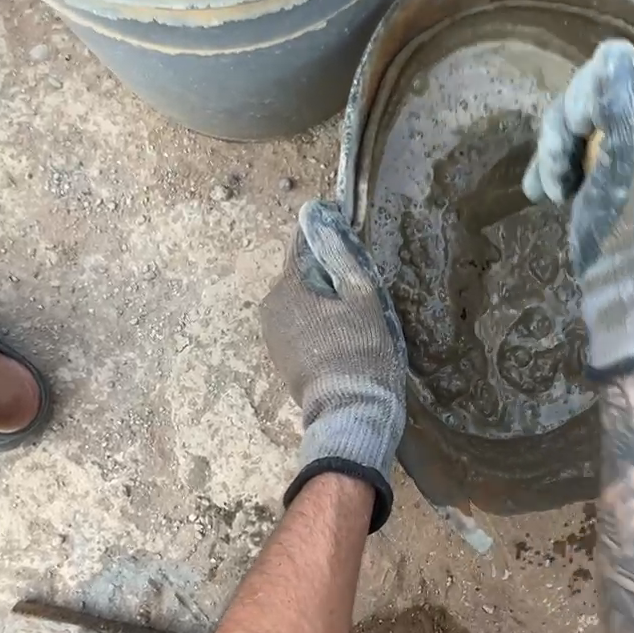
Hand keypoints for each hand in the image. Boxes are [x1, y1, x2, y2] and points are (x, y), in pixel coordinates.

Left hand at [259, 200, 407, 530]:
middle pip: (303, 277)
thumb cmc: (360, 350)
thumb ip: (343, 257)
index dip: (325, 236)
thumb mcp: (363, 298)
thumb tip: (324, 222)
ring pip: (301, 304)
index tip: (346, 232)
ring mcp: (272, 336)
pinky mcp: (281, 359)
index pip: (303, 246)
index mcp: (287, 287)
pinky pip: (300, 328)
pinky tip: (342, 335)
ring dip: (323, 302)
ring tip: (354, 313)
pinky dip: (318, 324)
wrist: (350, 410)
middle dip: (327, 275)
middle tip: (360, 284)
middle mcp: (270, 307)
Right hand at [522, 39, 633, 378]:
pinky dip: (550, 165)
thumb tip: (614, 52)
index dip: (587, 94)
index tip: (580, 131)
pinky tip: (546, 192)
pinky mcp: (602, 155)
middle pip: (587, 89)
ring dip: (553, 152)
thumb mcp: (626, 164)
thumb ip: (625, 106)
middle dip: (564, 131)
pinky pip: (564, 140)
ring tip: (557, 190)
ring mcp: (624, 134)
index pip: (617, 64)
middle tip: (562, 168)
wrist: (614, 275)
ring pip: (569, 115)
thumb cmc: (623, 225)